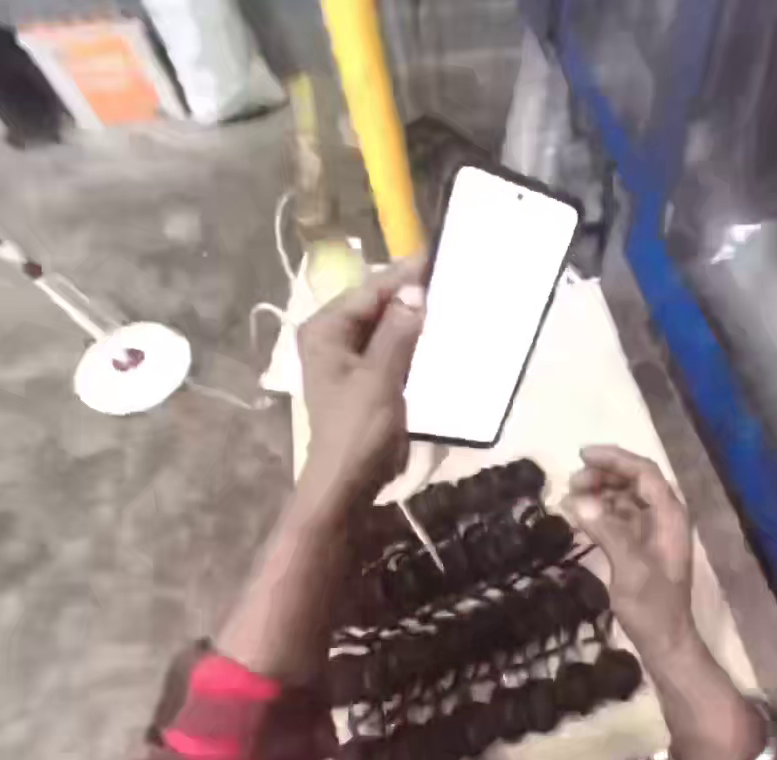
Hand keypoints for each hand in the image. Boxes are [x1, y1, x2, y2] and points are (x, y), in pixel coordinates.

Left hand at [294, 257, 427, 512]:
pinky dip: (413, 346)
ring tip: (451, 308)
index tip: (438, 260)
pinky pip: (392, 353)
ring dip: (414, 322)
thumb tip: (416, 290)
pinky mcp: (367, 382)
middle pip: (376, 307)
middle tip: (450, 283)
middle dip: (410, 298)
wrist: (349, 482)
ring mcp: (350, 362)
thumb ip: (397, 332)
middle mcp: (333, 339)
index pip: (369, 292)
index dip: (404, 276)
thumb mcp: (379, 378)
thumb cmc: (358, 429)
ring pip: (386, 330)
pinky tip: (438, 342)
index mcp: (325, 331)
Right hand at [563, 445, 696, 658]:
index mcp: (670, 516)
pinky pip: (620, 517)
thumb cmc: (652, 607)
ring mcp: (654, 532)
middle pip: (635, 481)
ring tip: (571, 497)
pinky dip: (601, 512)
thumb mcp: (630, 569)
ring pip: (626, 498)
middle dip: (603, 476)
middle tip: (571, 483)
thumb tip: (579, 500)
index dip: (615, 459)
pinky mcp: (642, 546)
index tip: (582, 455)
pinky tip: (581, 516)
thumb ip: (608, 531)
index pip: (644, 473)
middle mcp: (665, 517)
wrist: (664, 641)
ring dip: (600, 492)